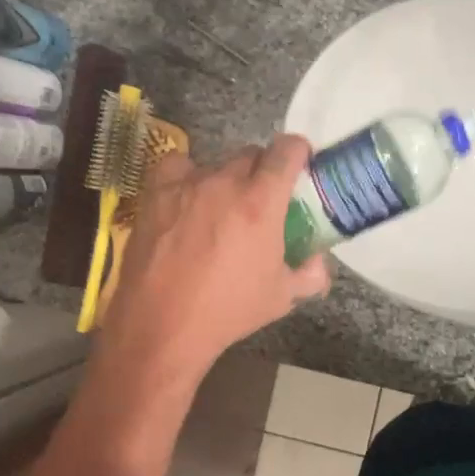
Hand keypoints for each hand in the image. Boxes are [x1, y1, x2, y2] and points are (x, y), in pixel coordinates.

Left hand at [99, 136, 329, 385]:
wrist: (163, 324)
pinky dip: (187, 176)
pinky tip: (187, 198)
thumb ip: (310, 275)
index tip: (300, 163)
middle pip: (251, 155)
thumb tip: (318, 262)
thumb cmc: (228, 310)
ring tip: (221, 208)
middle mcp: (225, 183)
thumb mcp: (281, 297)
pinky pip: (178, 167)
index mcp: (262, 203)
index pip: (286, 151)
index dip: (298, 151)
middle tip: (262, 199)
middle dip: (262, 171)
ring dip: (226, 179)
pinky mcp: (155, 193)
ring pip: (216, 164)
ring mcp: (187, 185)